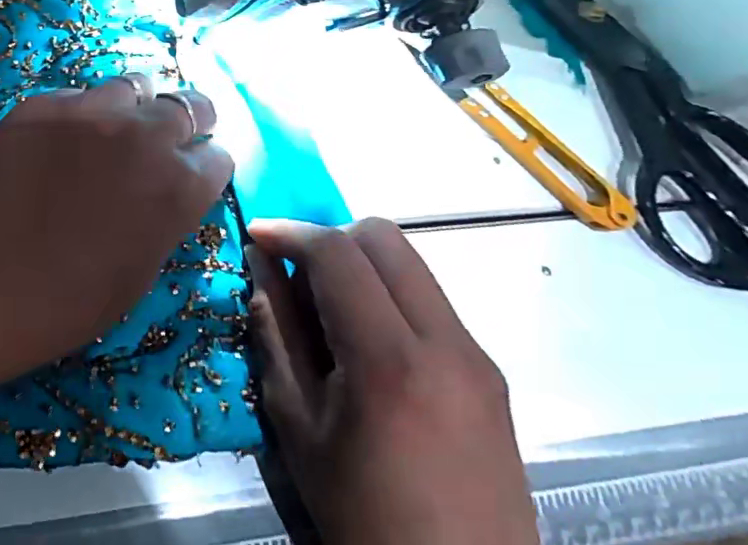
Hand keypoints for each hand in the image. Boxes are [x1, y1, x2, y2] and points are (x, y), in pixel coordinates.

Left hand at [0, 73, 235, 363]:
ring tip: (117, 130)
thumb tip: (171, 191)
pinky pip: (79, 94)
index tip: (192, 177)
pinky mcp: (42, 103)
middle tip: (168, 140)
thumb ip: (166, 219)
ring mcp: (89, 112)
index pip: (218, 157)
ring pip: (134, 85)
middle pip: (188, 106)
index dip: (205, 169)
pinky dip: (84, 112)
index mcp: (177, 187)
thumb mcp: (138, 275)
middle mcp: (143, 136)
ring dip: (136, 107)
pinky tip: (62, 140)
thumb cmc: (60, 306)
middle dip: (188, 122)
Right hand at [247, 218, 536, 544]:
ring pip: (410, 263)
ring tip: (330, 312)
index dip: (290, 232)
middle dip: (330, 238)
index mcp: (390, 360)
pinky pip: (431, 300)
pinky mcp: (490, 370)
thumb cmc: (364, 518)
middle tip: (297, 275)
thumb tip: (260, 265)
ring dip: (361, 264)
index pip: (337, 253)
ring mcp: (476, 353)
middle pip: (383, 237)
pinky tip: (369, 346)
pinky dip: (389, 295)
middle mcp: (444, 340)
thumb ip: (275, 333)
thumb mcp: (299, 427)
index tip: (257, 233)